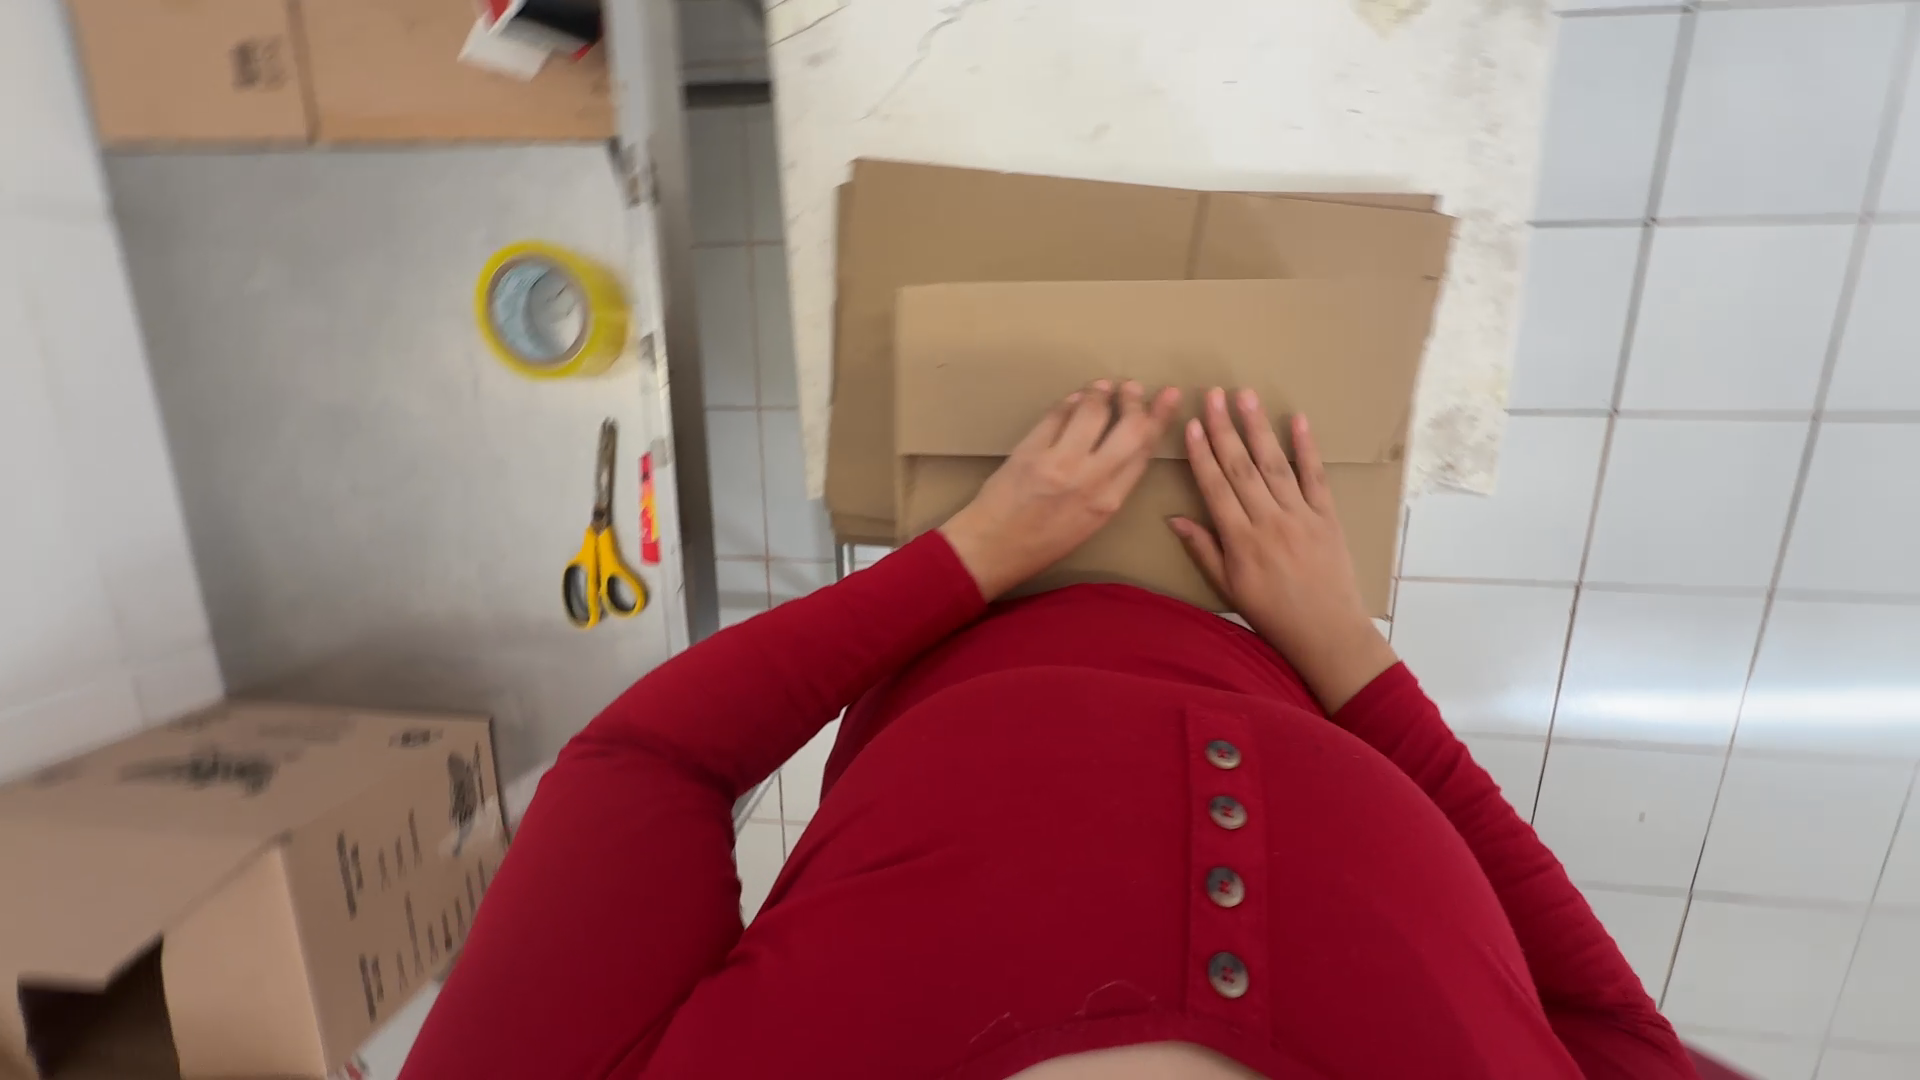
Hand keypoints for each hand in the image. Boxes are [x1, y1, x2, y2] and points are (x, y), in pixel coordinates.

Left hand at [941, 380, 1181, 600]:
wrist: (992, 548)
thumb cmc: (1040, 544)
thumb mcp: (1088, 523)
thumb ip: (1107, 487)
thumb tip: (1118, 446)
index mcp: (1109, 502)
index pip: (1145, 449)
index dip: (1160, 417)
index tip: (1168, 396)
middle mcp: (1090, 480)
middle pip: (1128, 426)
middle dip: (1134, 399)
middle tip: (1132, 387)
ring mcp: (1059, 462)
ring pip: (1092, 410)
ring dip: (1100, 391)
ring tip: (1102, 387)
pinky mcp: (1030, 450)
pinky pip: (1057, 414)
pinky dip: (1069, 401)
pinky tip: (1073, 398)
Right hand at [1169, 388, 1398, 711]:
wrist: (1326, 632)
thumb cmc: (1270, 612)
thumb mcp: (1227, 586)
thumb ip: (1203, 549)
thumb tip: (1174, 518)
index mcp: (1240, 540)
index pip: (1215, 487)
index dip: (1201, 454)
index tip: (1191, 425)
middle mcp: (1269, 521)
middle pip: (1242, 467)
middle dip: (1225, 429)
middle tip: (1214, 395)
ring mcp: (1301, 516)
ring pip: (1275, 465)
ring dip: (1258, 428)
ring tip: (1245, 397)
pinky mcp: (1328, 516)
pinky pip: (1315, 477)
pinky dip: (1307, 448)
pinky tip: (1297, 420)